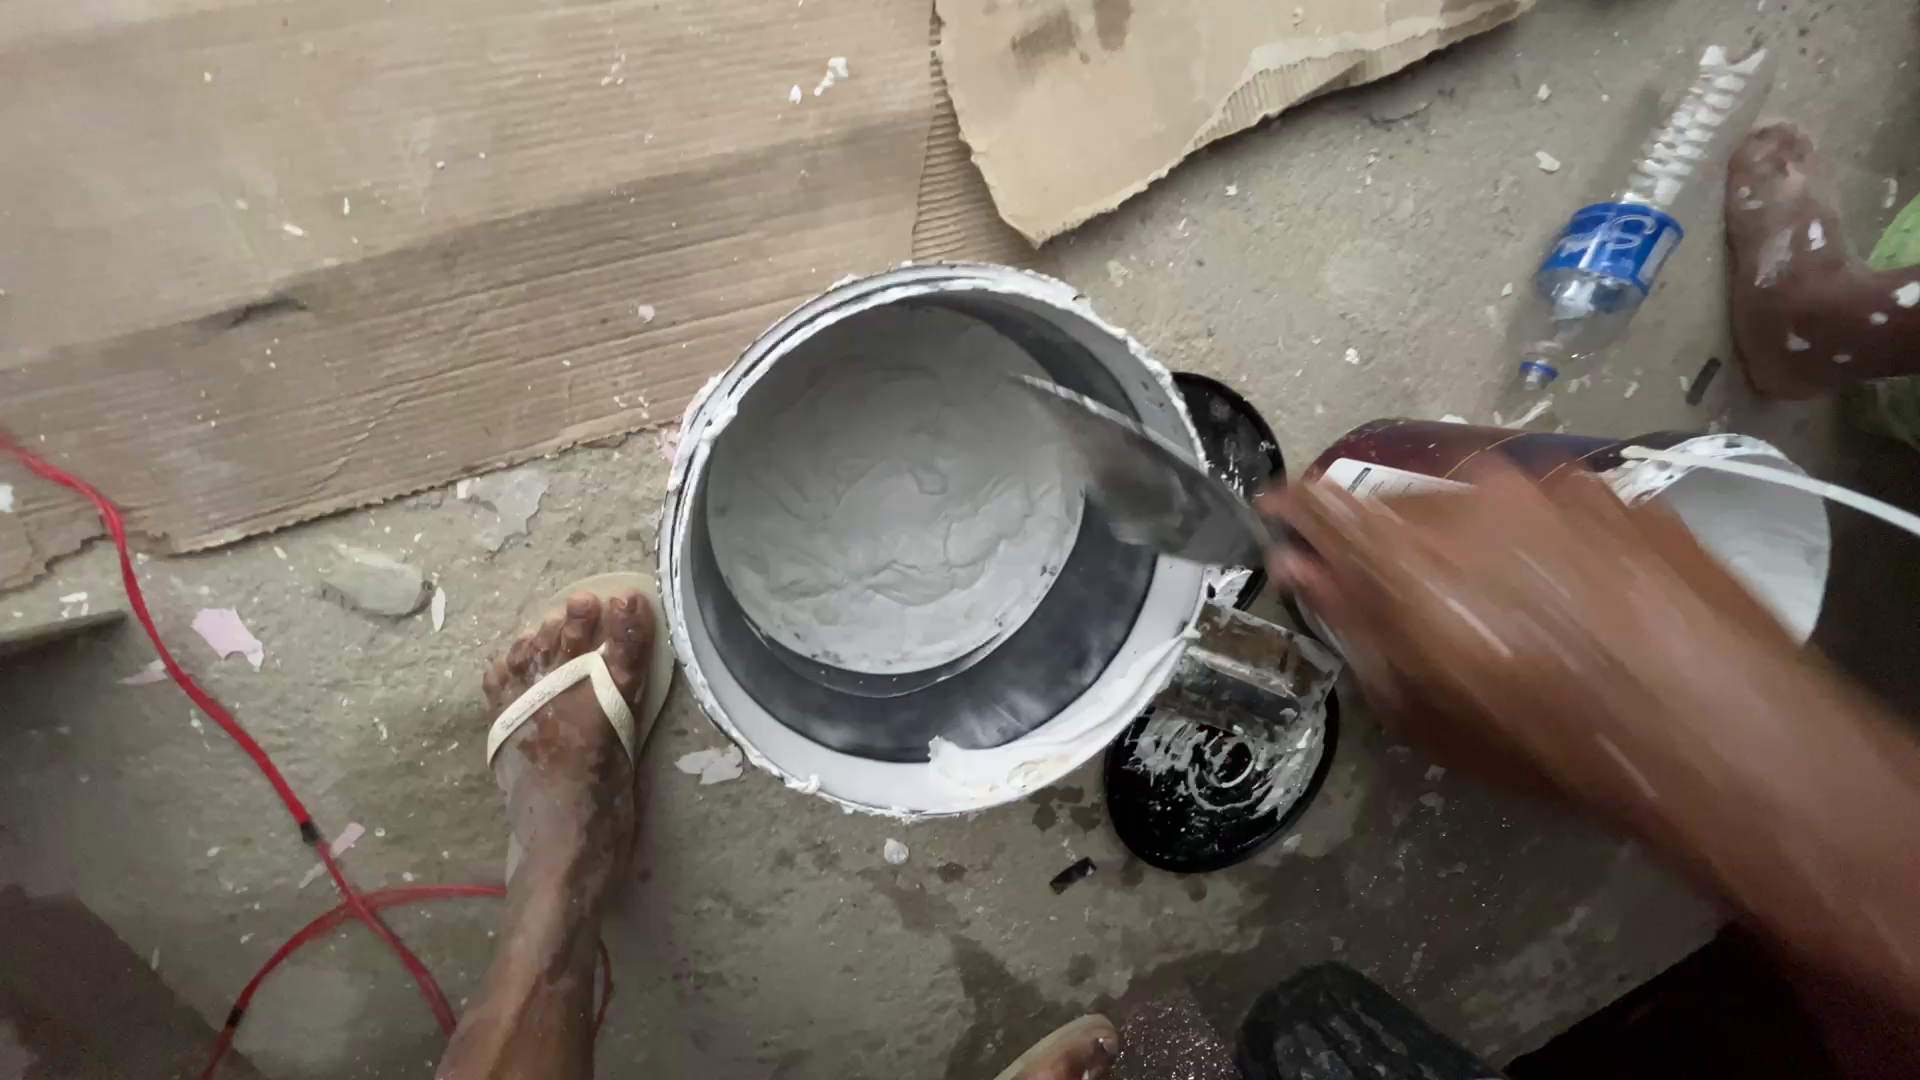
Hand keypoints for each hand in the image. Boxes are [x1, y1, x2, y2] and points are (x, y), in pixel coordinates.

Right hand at [1264, 462, 1919, 1017]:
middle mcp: (1466, 499)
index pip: (1318, 501)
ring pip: (1466, 496)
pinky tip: (1558, 586)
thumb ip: (1347, 621)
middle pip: (1391, 498)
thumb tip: (1300, 570)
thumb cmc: (1543, 734)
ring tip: (1493, 594)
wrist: (1715, 732)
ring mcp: (1546, 487)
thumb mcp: (1417, 700)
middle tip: (1401, 587)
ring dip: (1456, 532)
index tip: (1276, 509)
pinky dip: (1526, 532)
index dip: (1289, 505)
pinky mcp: (1611, 492)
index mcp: (1402, 551)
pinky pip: (1540, 502)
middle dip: (1381, 536)